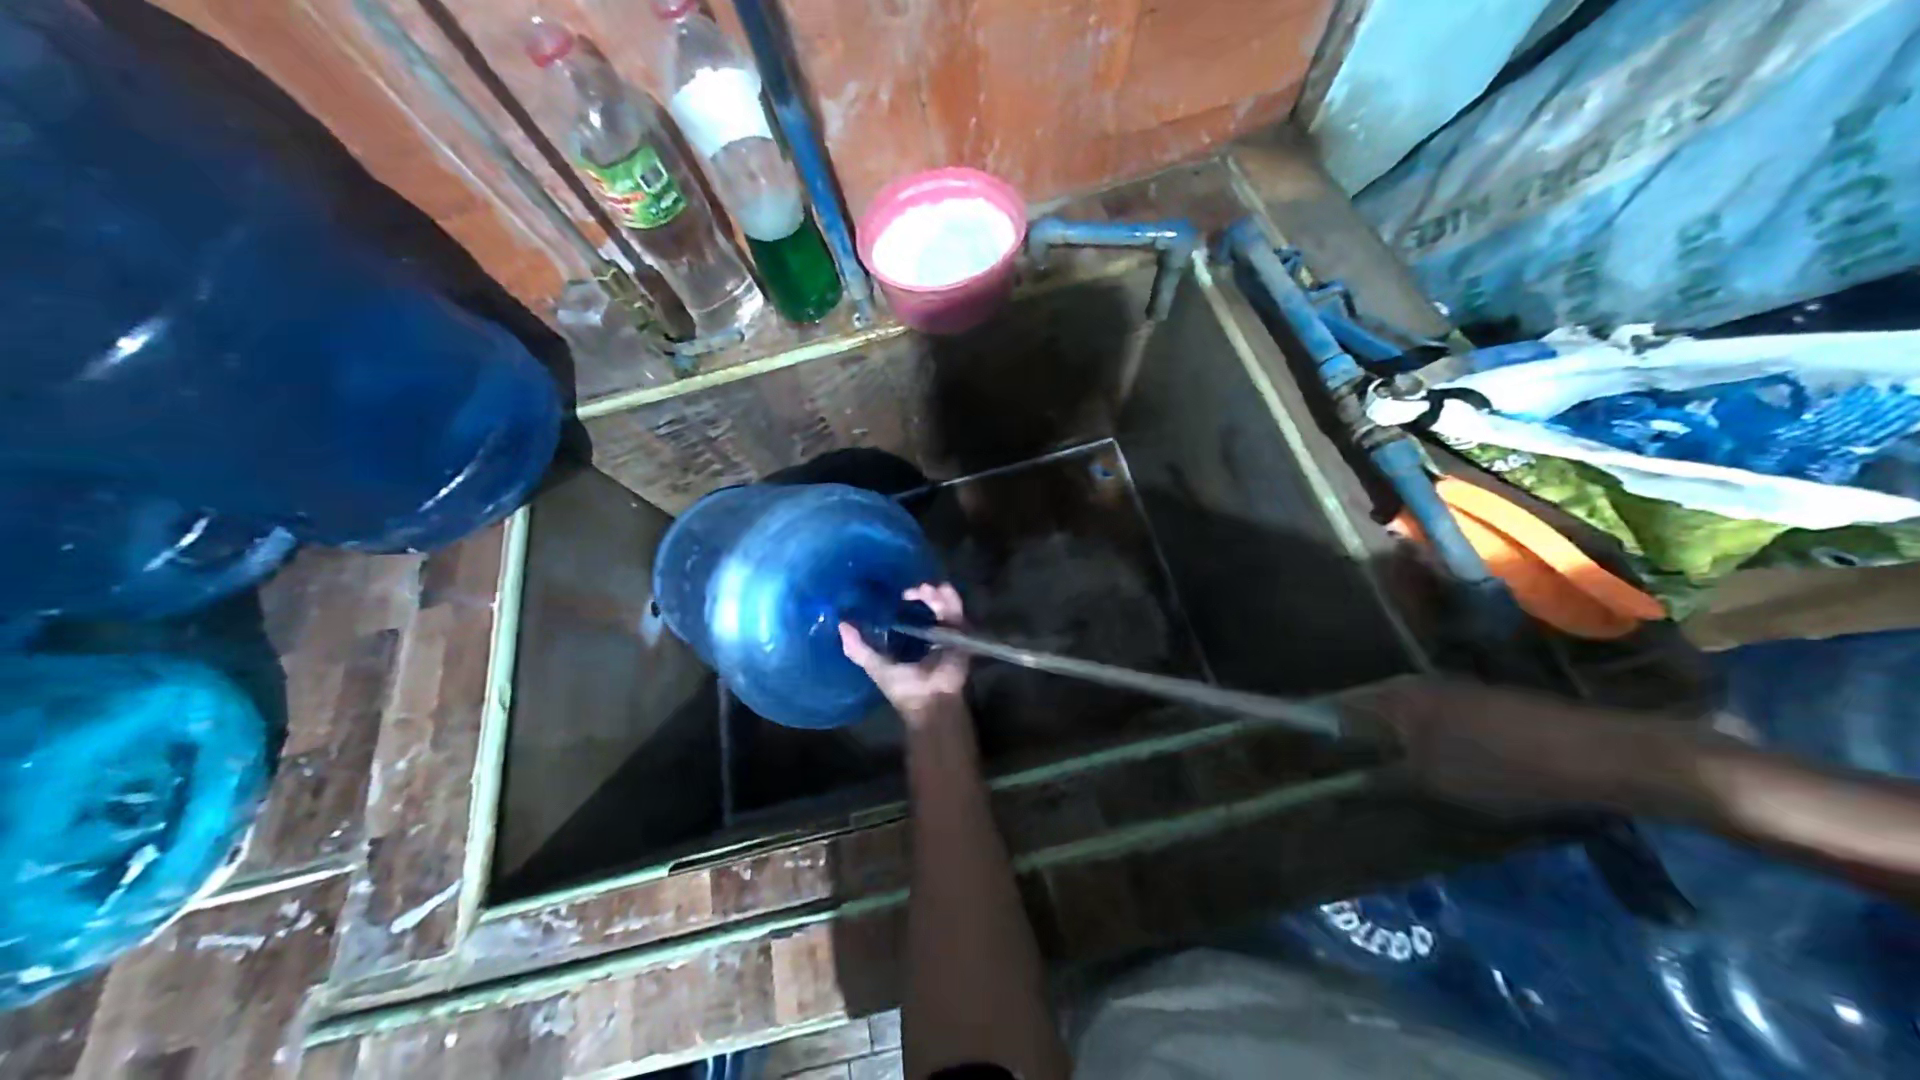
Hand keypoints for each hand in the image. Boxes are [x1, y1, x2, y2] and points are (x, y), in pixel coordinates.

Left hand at [839, 583, 970, 725]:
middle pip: (925, 605)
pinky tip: (943, 590)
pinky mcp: (960, 633)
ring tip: (926, 588)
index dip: (900, 600)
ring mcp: (944, 632)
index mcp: (907, 639)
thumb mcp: (875, 667)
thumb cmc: (903, 688)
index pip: (905, 611)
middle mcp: (926, 632)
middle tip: (912, 590)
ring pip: (941, 604)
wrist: (930, 701)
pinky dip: (951, 598)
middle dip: (920, 594)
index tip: (895, 592)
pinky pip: (957, 611)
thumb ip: (858, 648)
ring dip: (934, 593)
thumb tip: (841, 624)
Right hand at [1338, 676, 1686, 813]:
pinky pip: (1424, 722)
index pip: (1334, 706)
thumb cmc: (1508, 767)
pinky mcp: (1477, 706)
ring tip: (1364, 772)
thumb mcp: (1434, 782)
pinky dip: (1409, 742)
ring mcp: (1449, 692)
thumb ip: (1380, 777)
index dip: (1309, 728)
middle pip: (1361, 708)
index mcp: (1396, 696)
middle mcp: (1415, 685)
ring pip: (1393, 715)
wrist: (1604, 756)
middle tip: (1325, 770)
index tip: (1290, 753)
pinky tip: (1415, 768)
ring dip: (1376, 740)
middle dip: (1342, 737)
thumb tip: (1335, 783)